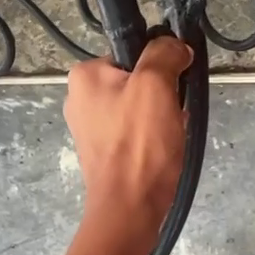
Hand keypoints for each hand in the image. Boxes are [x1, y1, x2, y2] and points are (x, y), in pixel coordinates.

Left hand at [64, 36, 192, 234]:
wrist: (130, 208)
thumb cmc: (140, 144)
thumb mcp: (156, 84)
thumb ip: (165, 53)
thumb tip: (175, 45)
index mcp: (84, 75)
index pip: (132, 53)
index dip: (160, 66)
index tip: (174, 85)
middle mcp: (79, 98)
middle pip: (136, 81)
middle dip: (162, 96)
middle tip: (173, 115)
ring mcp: (89, 129)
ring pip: (139, 108)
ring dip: (161, 118)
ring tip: (170, 136)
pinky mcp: (103, 153)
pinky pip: (135, 133)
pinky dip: (152, 139)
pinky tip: (163, 152)